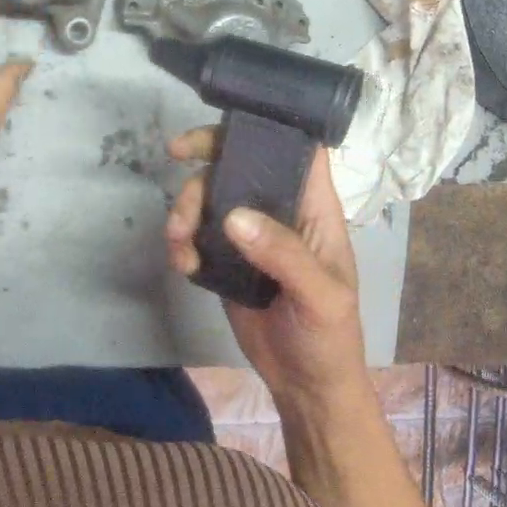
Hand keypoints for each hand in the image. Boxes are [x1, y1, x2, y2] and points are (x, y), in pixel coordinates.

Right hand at [164, 127, 369, 413]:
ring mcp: (250, 235)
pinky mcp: (225, 260)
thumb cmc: (330, 337)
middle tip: (176, 153)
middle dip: (206, 154)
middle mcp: (279, 211)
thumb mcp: (320, 296)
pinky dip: (181, 242)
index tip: (229, 119)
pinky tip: (182, 264)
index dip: (268, 124)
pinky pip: (196, 235)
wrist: (306, 386)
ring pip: (211, 196)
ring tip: (178, 239)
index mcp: (313, 208)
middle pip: (240, 162)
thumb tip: (233, 216)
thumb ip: (283, 254)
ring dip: (186, 207)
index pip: (296, 148)